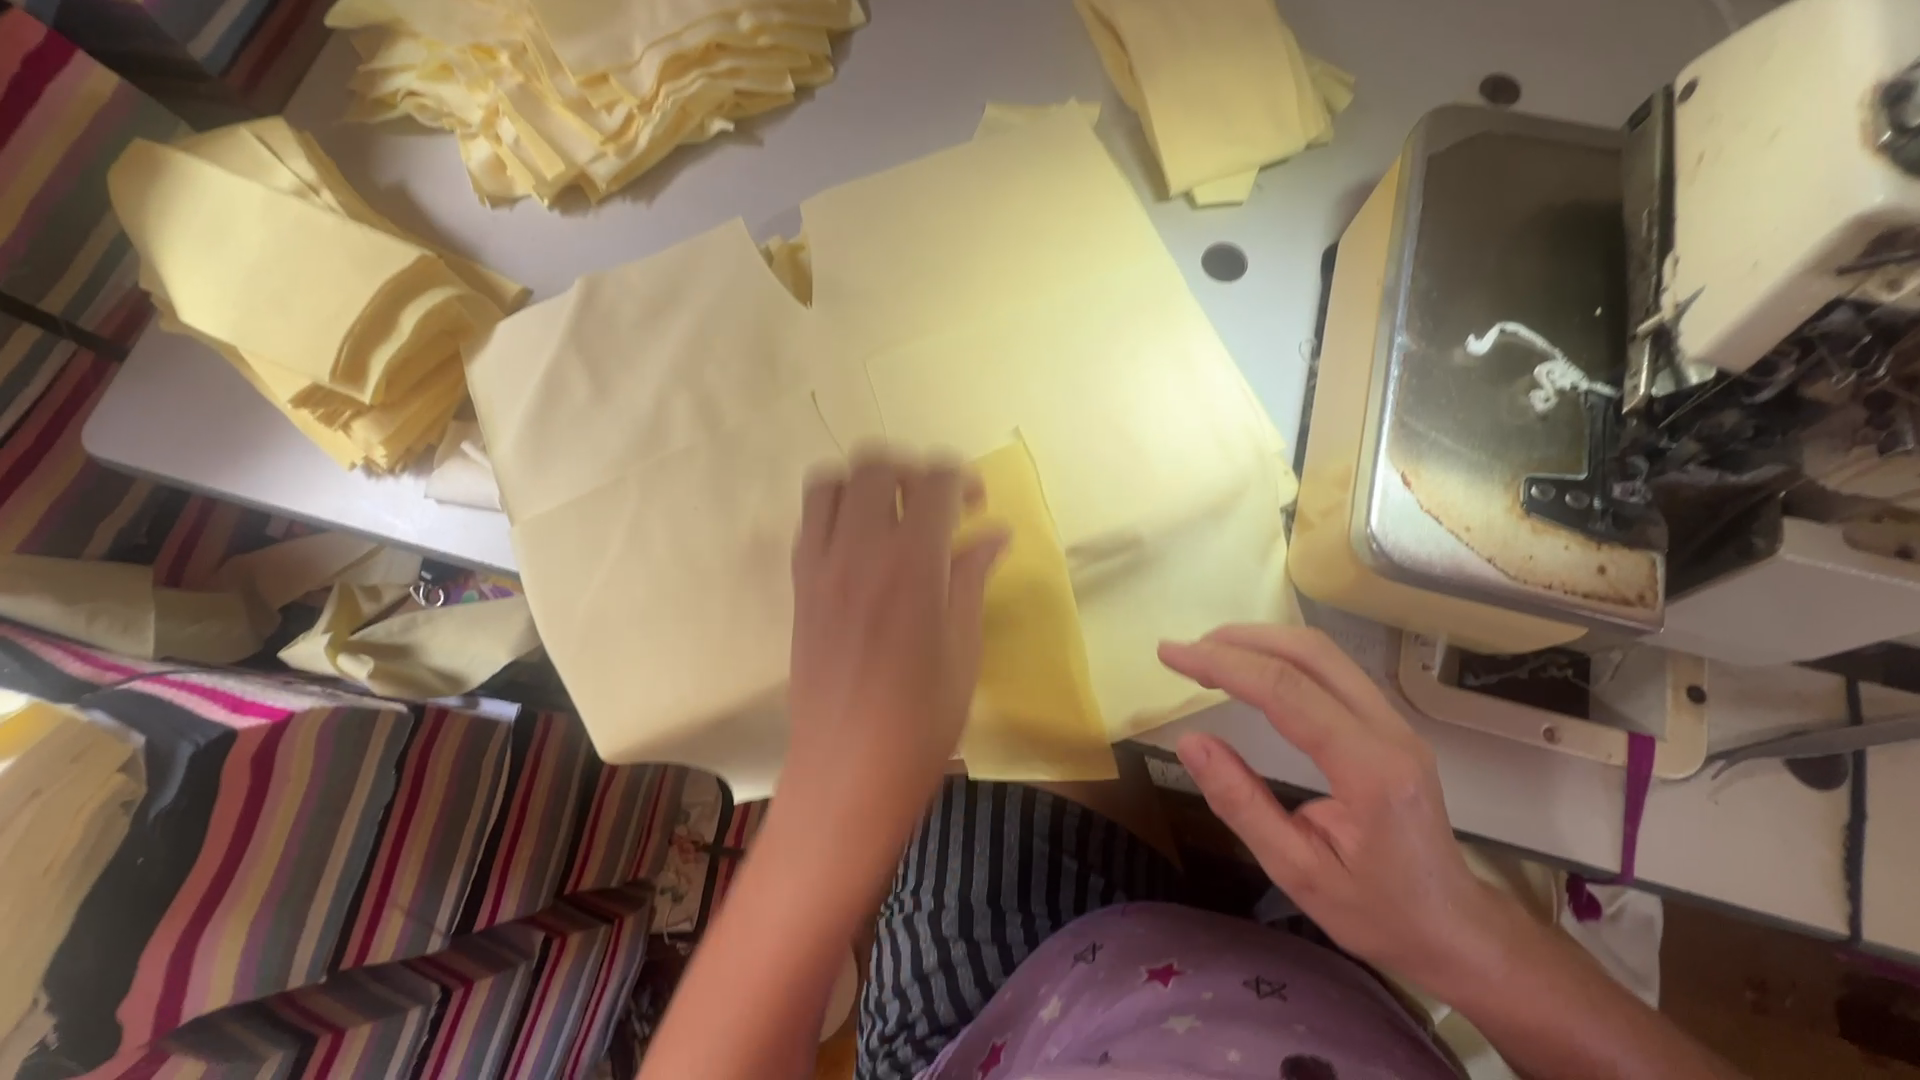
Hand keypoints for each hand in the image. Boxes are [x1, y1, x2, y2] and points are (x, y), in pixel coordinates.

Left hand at [781, 451, 1007, 838]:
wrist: (848, 768)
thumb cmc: (922, 718)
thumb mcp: (964, 647)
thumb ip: (972, 578)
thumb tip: (994, 534)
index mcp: (912, 562)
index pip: (934, 480)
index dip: (961, 479)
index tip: (975, 506)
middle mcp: (859, 549)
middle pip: (876, 464)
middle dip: (913, 470)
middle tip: (935, 505)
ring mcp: (820, 565)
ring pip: (830, 482)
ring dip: (865, 483)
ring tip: (892, 516)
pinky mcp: (799, 585)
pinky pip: (810, 521)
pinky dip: (837, 513)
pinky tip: (862, 548)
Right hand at [1160, 625, 1511, 991]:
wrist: (1453, 929)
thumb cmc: (1377, 911)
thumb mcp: (1297, 871)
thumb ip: (1241, 803)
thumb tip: (1190, 741)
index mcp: (1369, 768)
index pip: (1286, 691)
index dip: (1222, 664)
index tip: (1170, 655)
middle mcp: (1389, 731)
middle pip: (1310, 653)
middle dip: (1239, 640)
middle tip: (1185, 652)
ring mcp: (1396, 723)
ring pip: (1324, 654)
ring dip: (1261, 643)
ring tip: (1207, 655)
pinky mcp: (1390, 725)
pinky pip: (1333, 671)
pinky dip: (1282, 659)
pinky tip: (1251, 672)